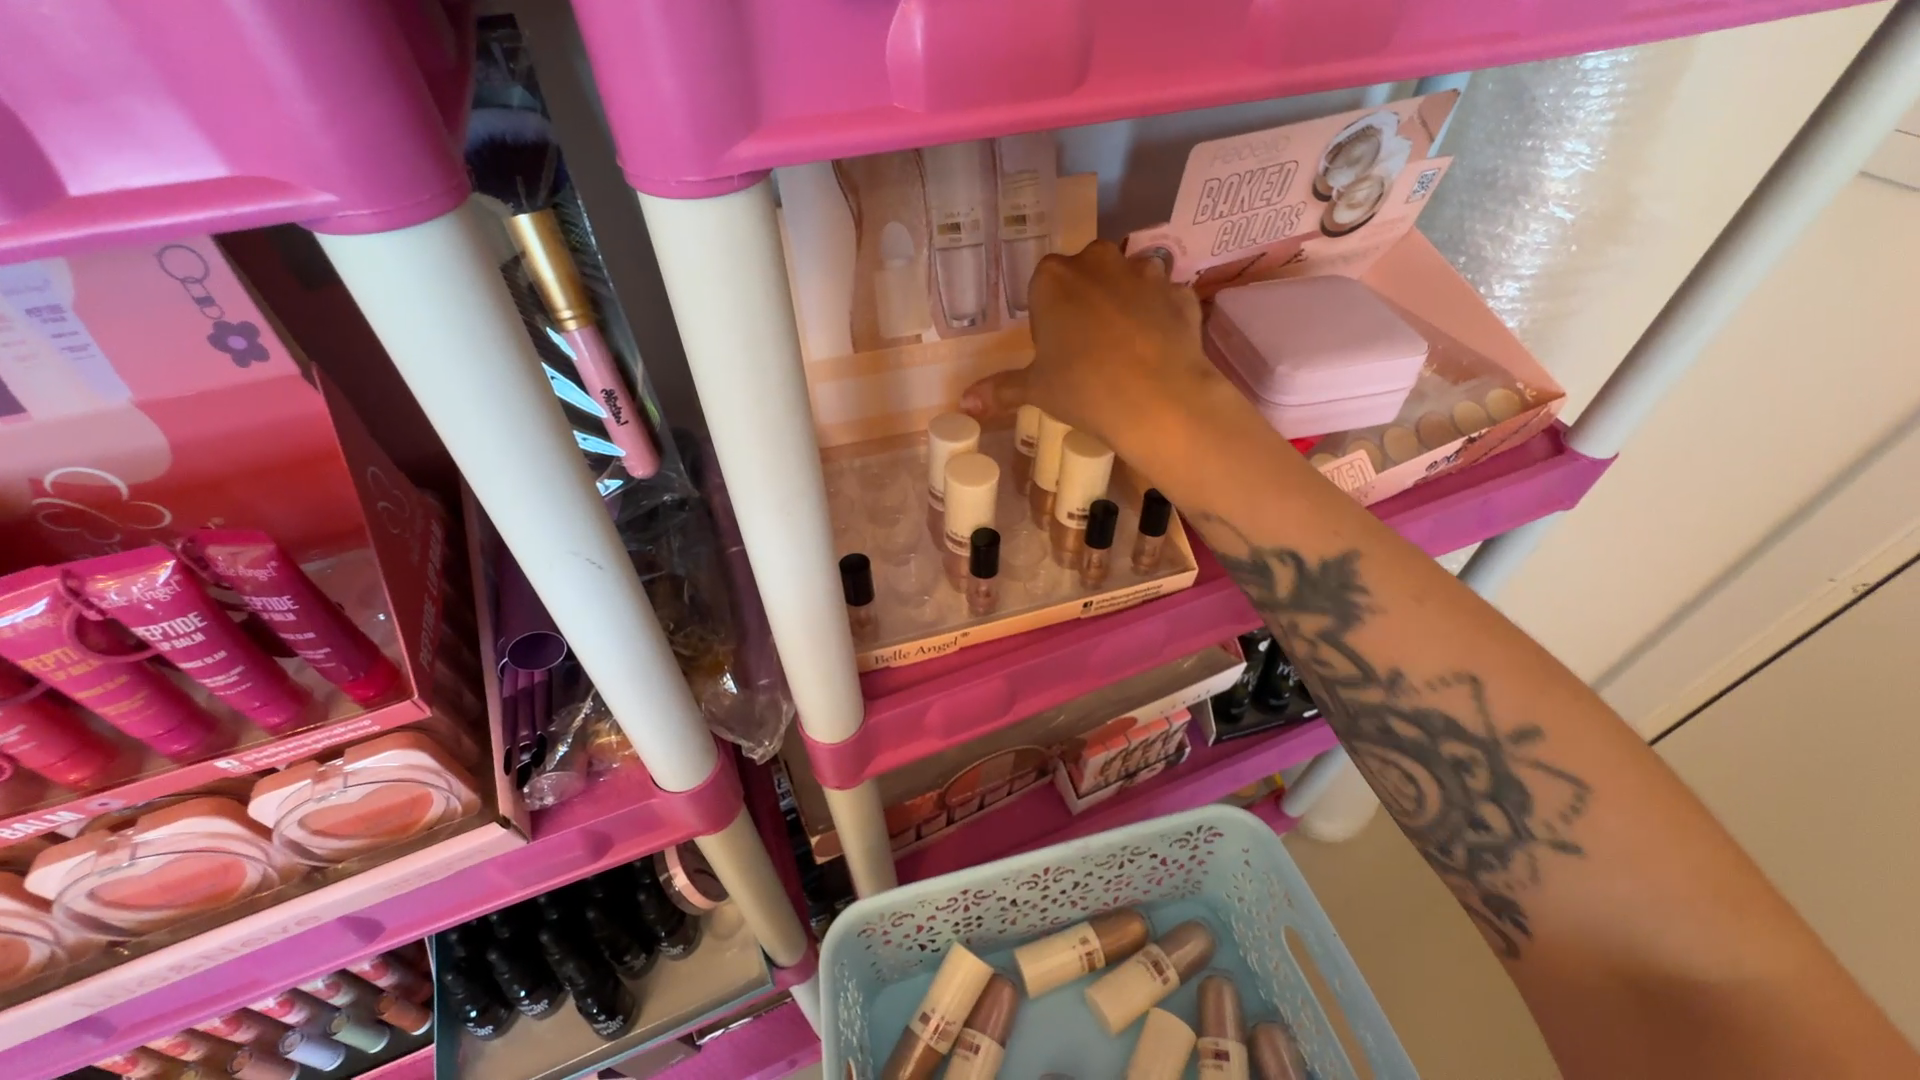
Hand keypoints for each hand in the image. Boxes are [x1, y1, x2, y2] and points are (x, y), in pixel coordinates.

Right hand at [958, 241, 1246, 464]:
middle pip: (1087, 274)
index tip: (1057, 349)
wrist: (1158, 399)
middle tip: (1089, 349)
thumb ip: (1001, 388)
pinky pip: (1164, 302)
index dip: (1049, 318)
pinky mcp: (1181, 292)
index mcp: (1054, 278)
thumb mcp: (1036, 390)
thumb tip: (965, 401)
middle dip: (1087, 301)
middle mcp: (1099, 262)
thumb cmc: (1083, 388)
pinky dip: (1161, 319)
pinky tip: (1159, 351)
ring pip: (1129, 282)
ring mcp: (1145, 273)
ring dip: (1126, 304)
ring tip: (1127, 351)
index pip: (1044, 287)